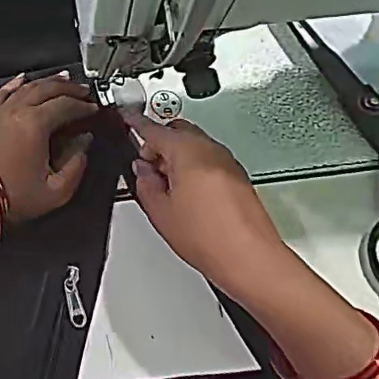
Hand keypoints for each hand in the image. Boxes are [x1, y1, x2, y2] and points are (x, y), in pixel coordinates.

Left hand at [0, 73, 97, 223]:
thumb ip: (76, 165)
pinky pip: (3, 93)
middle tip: (83, 91)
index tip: (93, 109)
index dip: (83, 105)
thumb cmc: (12, 196)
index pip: (65, 105)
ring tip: (61, 80)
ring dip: (46, 82)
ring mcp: (0, 113)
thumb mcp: (56, 190)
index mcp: (35, 124)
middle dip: (69, 88)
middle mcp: (16, 111)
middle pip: (47, 88)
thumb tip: (83, 144)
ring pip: (26, 87)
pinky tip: (22, 79)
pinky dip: (15, 84)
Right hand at [126, 111, 287, 290]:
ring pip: (195, 144)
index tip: (128, 120)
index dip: (136, 124)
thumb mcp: (160, 211)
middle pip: (178, 130)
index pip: (154, 129)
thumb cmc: (212, 238)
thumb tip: (143, 171)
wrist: (249, 259)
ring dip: (177, 155)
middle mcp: (211, 150)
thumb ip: (145, 183)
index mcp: (187, 151)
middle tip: (146, 163)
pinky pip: (209, 159)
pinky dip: (194, 166)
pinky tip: (187, 194)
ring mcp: (228, 162)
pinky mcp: (238, 176)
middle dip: (159, 142)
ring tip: (166, 185)